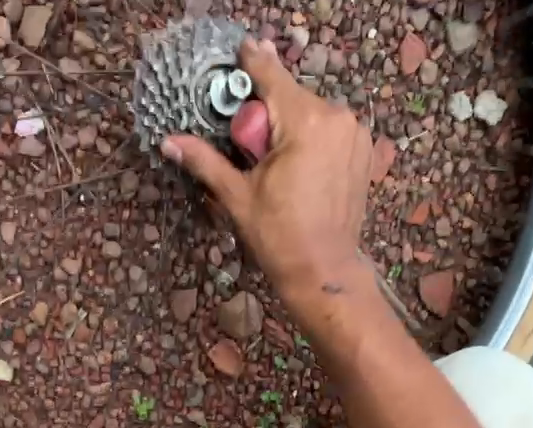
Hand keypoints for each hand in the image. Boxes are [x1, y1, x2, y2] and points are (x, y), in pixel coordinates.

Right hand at [161, 37, 375, 309]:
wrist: (323, 270)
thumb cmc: (280, 237)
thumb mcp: (238, 196)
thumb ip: (205, 161)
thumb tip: (168, 142)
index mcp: (305, 122)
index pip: (270, 74)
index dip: (250, 63)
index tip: (239, 52)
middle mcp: (337, 117)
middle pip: (290, 97)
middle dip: (268, 115)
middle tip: (254, 151)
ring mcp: (355, 134)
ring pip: (311, 113)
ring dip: (291, 128)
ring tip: (280, 168)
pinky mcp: (364, 151)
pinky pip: (331, 131)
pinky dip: (314, 141)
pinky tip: (303, 171)